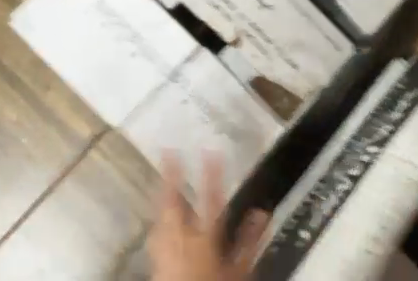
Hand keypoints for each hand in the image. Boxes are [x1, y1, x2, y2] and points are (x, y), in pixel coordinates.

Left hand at [147, 151, 268, 280]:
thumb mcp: (240, 270)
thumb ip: (249, 240)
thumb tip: (262, 212)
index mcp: (204, 239)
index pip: (210, 199)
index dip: (210, 173)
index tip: (210, 149)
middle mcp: (181, 242)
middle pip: (174, 204)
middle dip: (170, 177)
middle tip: (167, 151)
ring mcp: (164, 254)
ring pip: (160, 219)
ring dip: (160, 196)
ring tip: (160, 176)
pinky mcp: (156, 266)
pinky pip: (155, 236)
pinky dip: (158, 221)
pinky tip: (158, 219)